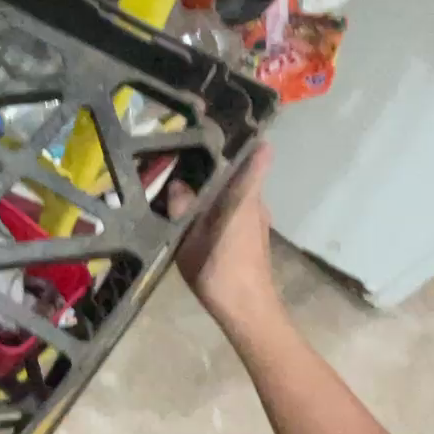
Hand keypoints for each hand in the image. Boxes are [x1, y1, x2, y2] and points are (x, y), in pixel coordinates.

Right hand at [165, 142, 282, 334]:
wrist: (249, 310)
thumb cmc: (219, 272)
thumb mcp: (189, 241)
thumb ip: (183, 208)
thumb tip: (178, 184)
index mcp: (242, 200)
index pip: (255, 158)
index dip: (246, 138)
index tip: (230, 122)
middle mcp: (255, 204)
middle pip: (240, 173)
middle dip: (218, 163)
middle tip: (187, 154)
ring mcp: (256, 219)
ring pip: (236, 192)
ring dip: (216, 186)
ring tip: (185, 181)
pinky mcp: (252, 234)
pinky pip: (235, 208)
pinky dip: (219, 204)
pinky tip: (196, 212)